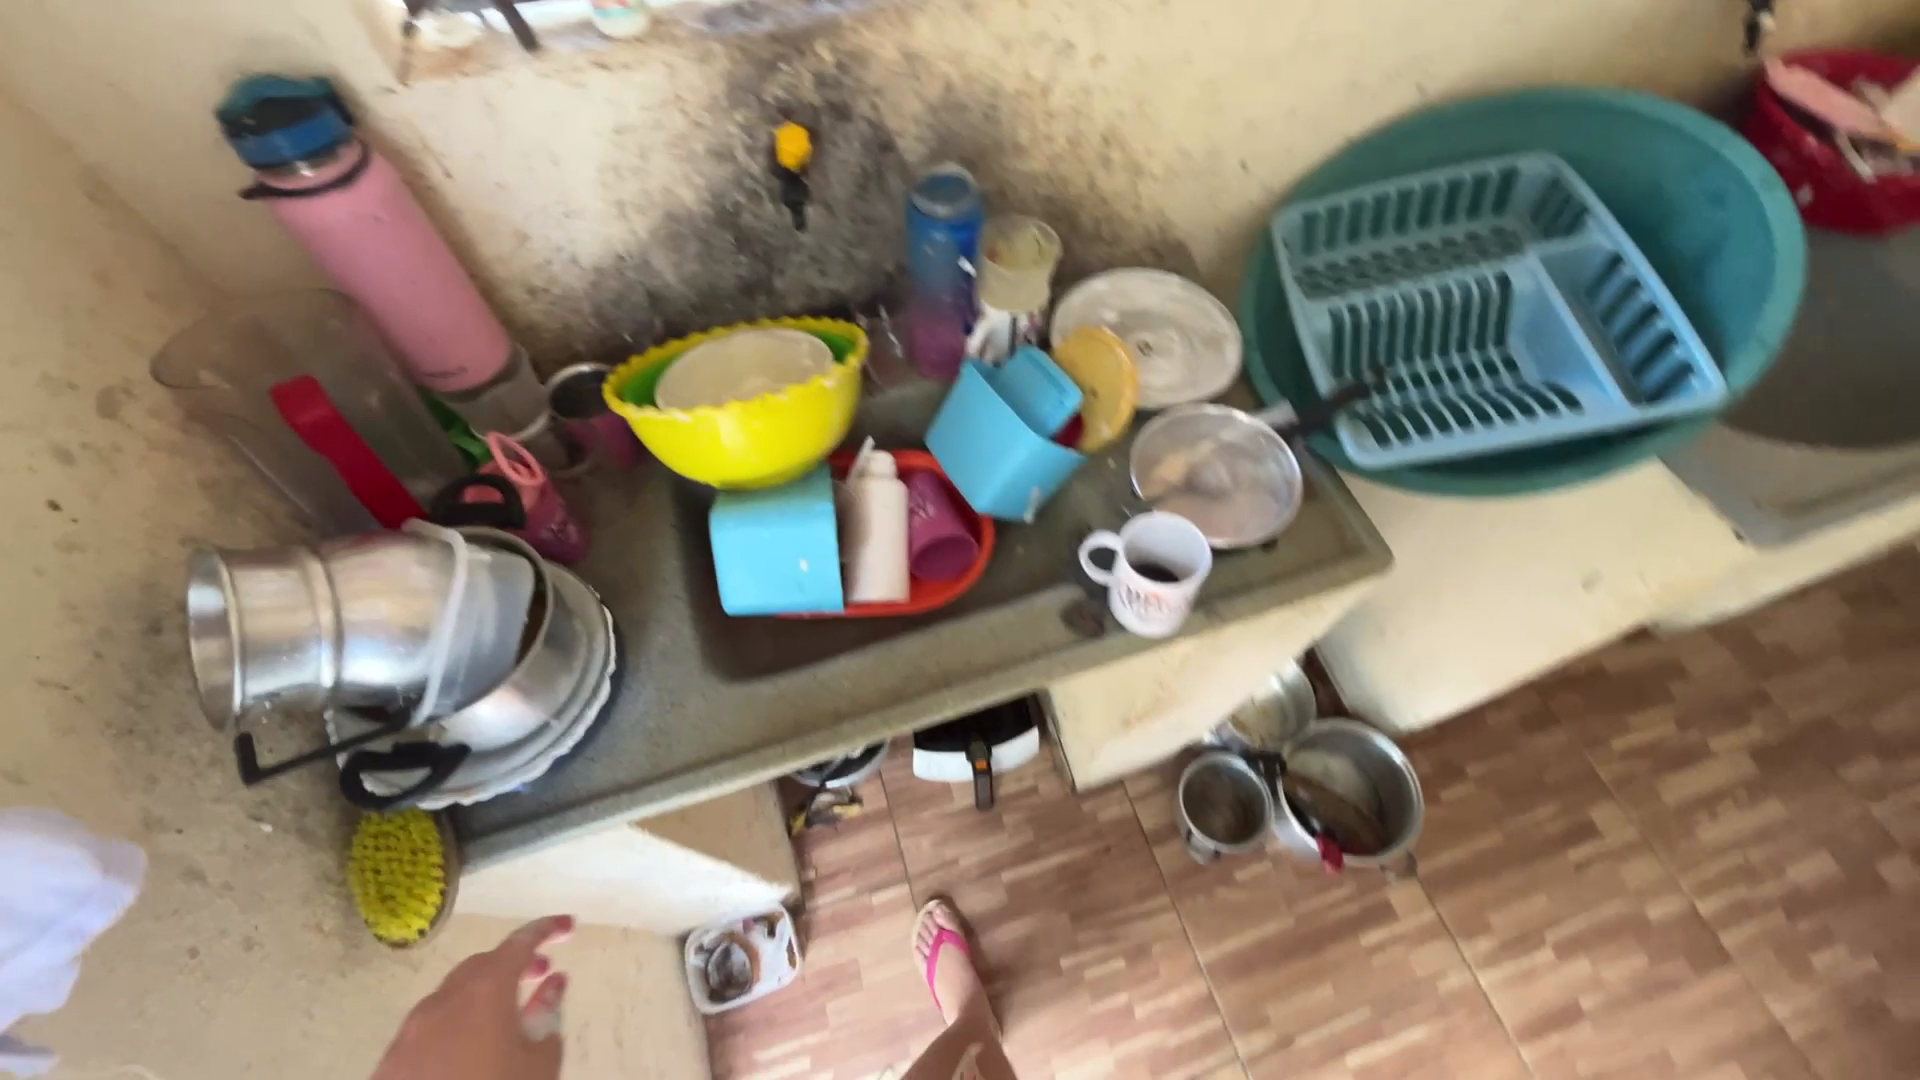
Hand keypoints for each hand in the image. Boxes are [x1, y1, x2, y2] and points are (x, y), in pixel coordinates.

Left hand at [371, 915, 573, 1079]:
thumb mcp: (540, 1060)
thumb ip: (548, 1013)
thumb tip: (552, 984)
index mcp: (485, 990)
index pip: (520, 942)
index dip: (547, 929)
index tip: (569, 926)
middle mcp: (443, 1001)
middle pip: (482, 965)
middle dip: (513, 962)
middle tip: (541, 972)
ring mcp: (410, 1034)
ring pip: (451, 996)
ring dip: (482, 994)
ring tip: (506, 1016)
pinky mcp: (389, 1066)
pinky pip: (429, 1029)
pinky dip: (456, 1023)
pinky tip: (469, 1051)